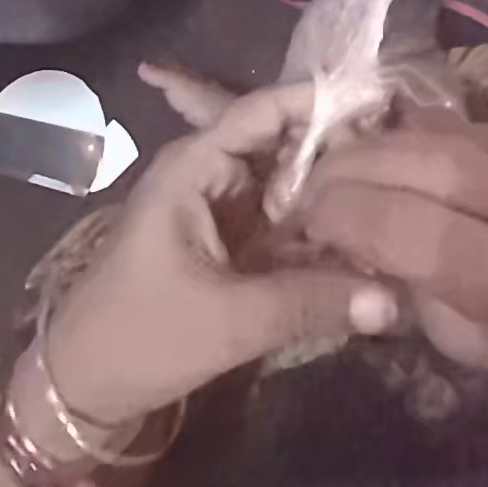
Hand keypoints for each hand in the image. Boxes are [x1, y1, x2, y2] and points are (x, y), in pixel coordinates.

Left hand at [39, 81, 399, 426]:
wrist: (85, 383)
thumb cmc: (139, 337)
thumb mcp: (227, 320)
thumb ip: (311, 302)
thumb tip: (393, 300)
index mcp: (195, 165)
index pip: (265, 110)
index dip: (321, 103)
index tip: (383, 108)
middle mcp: (211, 171)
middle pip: (286, 141)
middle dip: (340, 151)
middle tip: (402, 170)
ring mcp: (223, 203)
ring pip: (290, 180)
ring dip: (334, 191)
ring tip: (395, 198)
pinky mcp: (233, 237)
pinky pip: (285, 217)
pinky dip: (319, 225)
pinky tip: (363, 237)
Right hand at [296, 118, 487, 398]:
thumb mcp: (467, 343)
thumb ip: (401, 285)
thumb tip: (338, 236)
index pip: (404, 225)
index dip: (339, 217)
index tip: (304, 225)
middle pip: (408, 163)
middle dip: (338, 173)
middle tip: (301, 193)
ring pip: (419, 134)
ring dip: (359, 149)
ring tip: (327, 173)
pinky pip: (440, 125)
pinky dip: (394, 140)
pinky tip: (374, 159)